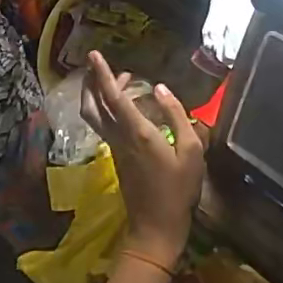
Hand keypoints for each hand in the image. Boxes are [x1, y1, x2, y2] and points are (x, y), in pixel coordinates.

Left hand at [82, 51, 203, 260]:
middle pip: (93, 106)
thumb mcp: (191, 152)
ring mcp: (115, 148)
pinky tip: (125, 103)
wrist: (156, 228)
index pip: (114, 98)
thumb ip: (177, 116)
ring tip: (117, 78)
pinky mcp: (117, 156)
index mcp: (138, 133)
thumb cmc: (179, 190)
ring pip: (96, 115)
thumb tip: (161, 89)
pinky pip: (105, 124)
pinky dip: (108, 107)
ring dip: (98, 94)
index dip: (102, 74)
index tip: (94, 55)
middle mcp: (120, 137)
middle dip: (91, 81)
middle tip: (95, 62)